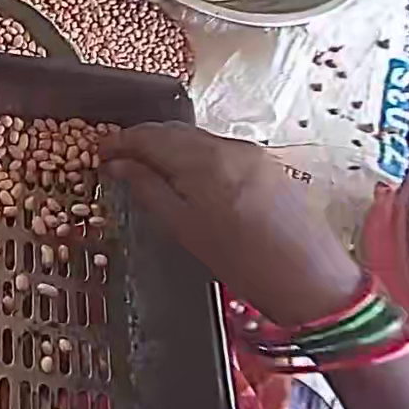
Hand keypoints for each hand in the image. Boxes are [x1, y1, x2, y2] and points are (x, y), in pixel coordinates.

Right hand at [100, 123, 366, 326]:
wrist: (310, 279)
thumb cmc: (237, 259)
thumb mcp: (180, 226)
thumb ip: (146, 188)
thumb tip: (118, 165)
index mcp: (202, 161)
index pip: (148, 136)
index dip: (118, 141)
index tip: (98, 151)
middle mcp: (226, 146)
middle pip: (171, 130)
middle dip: (139, 140)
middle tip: (115, 158)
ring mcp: (249, 152)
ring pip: (193, 137)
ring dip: (164, 146)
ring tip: (143, 166)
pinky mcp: (264, 162)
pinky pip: (214, 147)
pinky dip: (189, 153)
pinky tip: (180, 173)